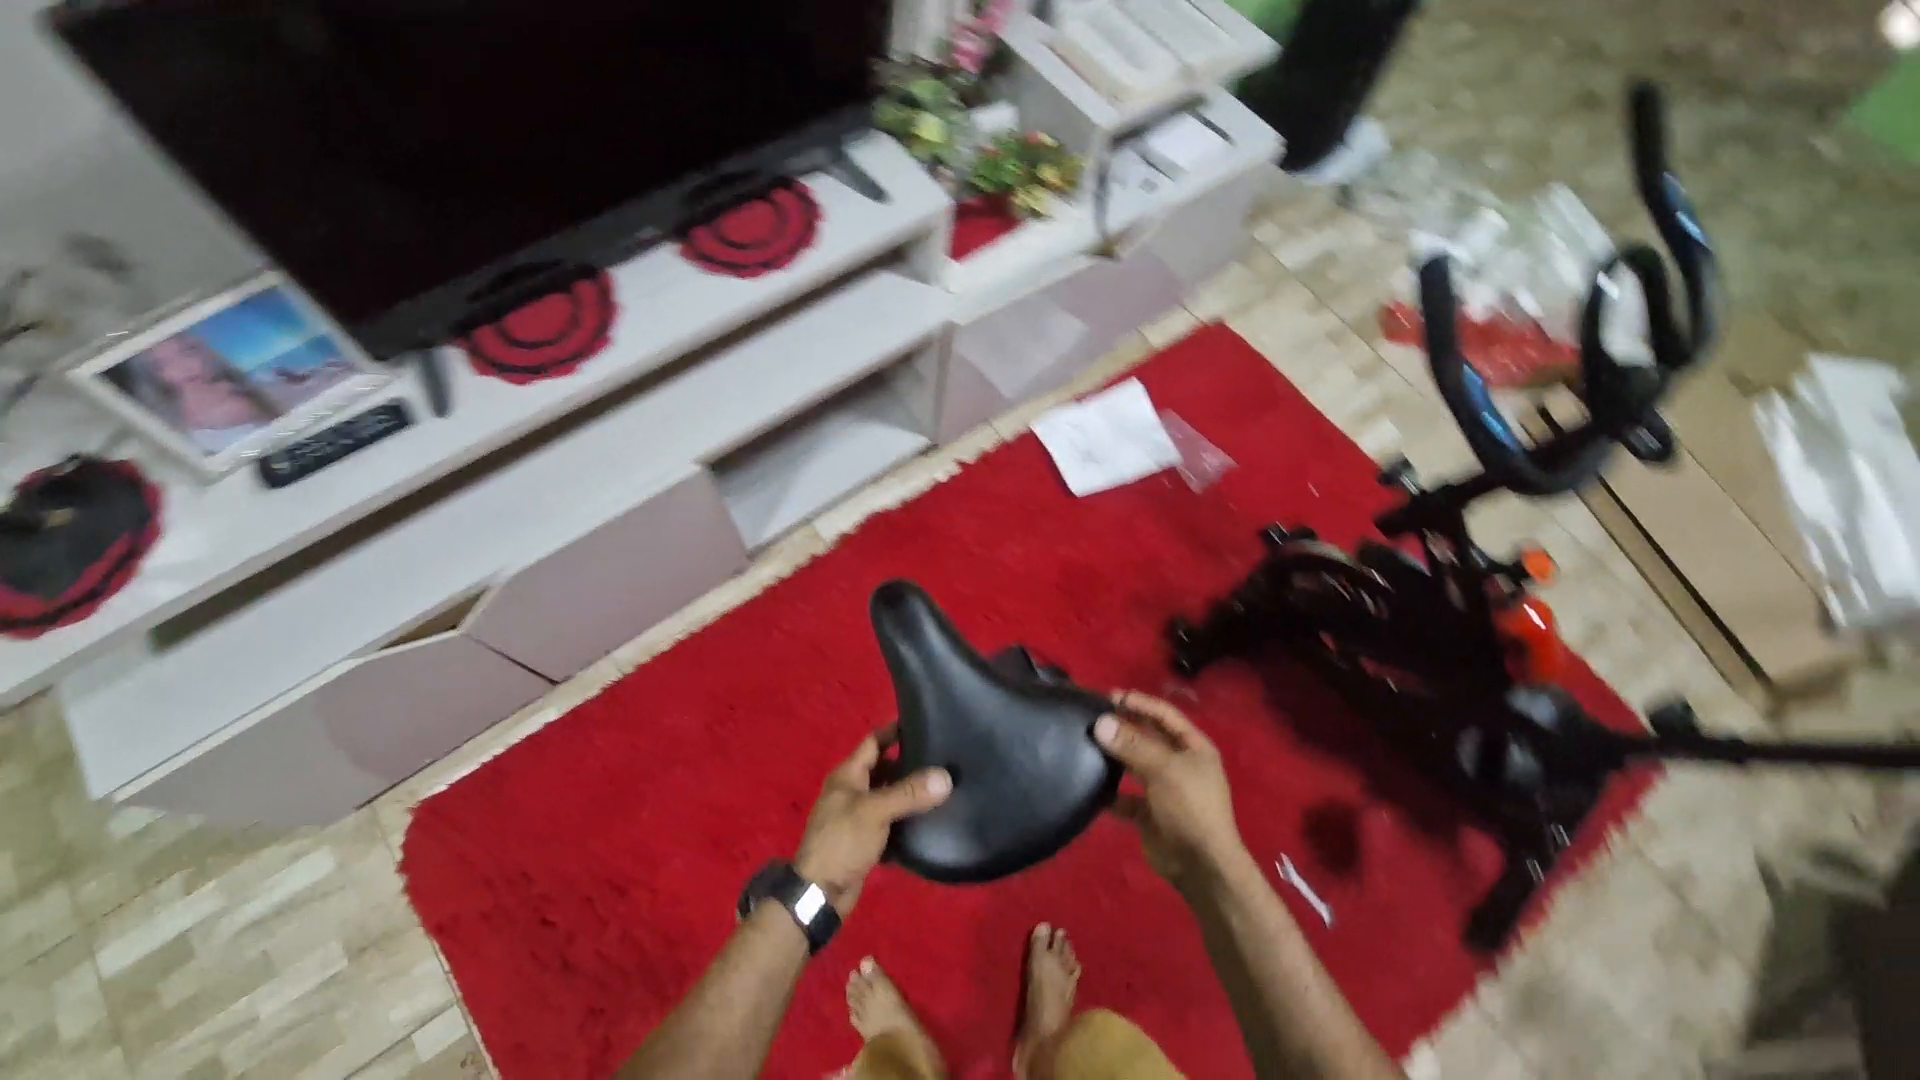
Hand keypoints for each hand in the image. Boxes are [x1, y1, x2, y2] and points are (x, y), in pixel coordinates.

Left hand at [793, 727, 951, 914]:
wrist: (821, 892)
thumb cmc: (842, 842)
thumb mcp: (875, 811)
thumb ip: (909, 793)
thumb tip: (945, 776)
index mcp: (848, 776)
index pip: (874, 742)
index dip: (895, 730)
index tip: (924, 722)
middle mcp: (852, 791)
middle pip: (884, 768)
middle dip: (910, 762)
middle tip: (944, 757)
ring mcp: (858, 816)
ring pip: (889, 796)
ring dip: (910, 792)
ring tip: (944, 786)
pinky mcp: (866, 840)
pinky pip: (891, 821)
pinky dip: (907, 819)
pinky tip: (930, 819)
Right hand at [1096, 691, 1246, 886]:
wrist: (1199, 865)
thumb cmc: (1190, 807)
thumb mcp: (1164, 770)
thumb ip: (1132, 745)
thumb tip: (1099, 723)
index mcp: (1193, 749)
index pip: (1165, 716)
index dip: (1140, 703)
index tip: (1110, 696)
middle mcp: (1180, 765)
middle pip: (1148, 738)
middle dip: (1123, 728)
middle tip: (1091, 718)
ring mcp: (1164, 790)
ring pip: (1135, 766)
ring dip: (1114, 758)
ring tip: (1085, 745)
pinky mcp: (1149, 814)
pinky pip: (1125, 798)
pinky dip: (1110, 793)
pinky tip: (1089, 786)